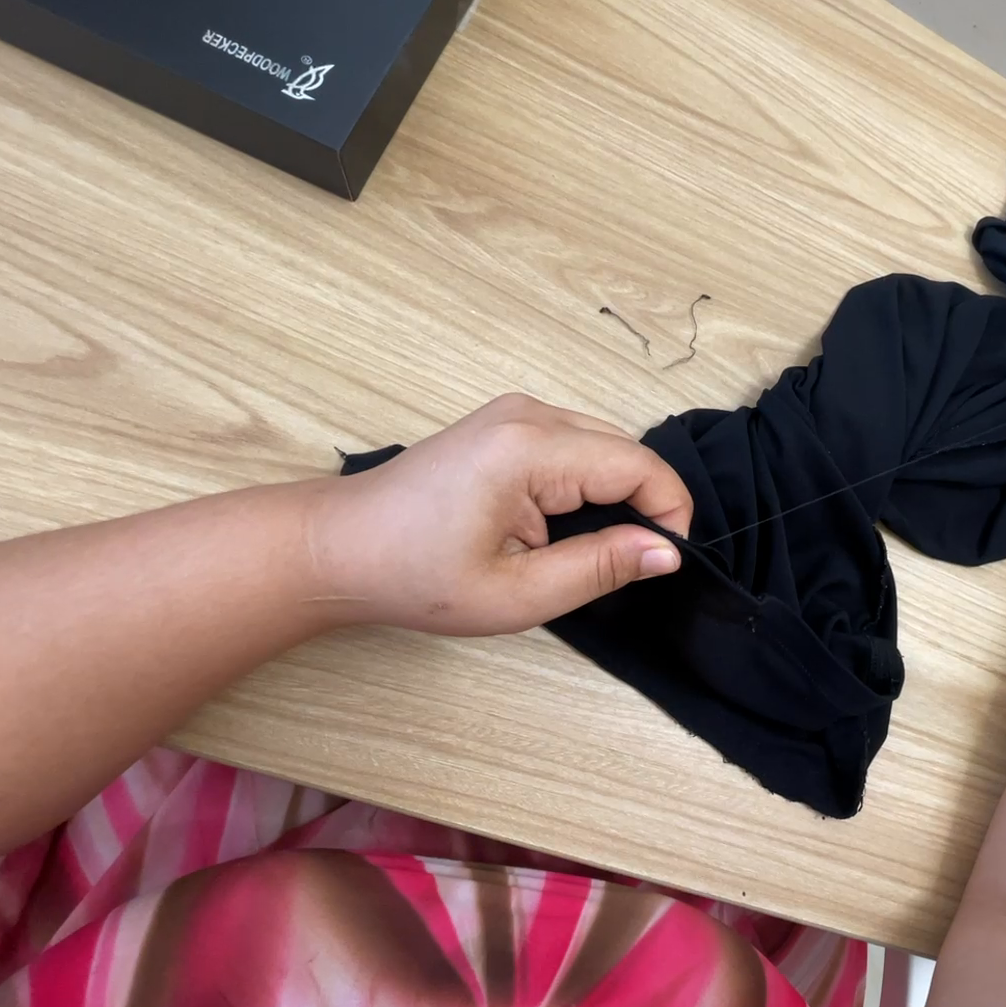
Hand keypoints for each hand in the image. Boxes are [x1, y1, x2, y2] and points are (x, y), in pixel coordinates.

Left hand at [306, 395, 693, 635]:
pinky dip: (590, 483)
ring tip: (592, 546)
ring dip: (617, 494)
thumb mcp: (517, 594)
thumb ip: (600, 568)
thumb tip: (667, 552)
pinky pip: (578, 444)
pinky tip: (564, 522)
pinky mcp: (508, 422)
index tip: (664, 560)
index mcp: (529, 449)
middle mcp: (529, 414)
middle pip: (626, 450)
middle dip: (645, 504)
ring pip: (605, 445)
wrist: (336, 546)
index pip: (638, 465)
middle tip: (629, 562)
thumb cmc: (415, 576)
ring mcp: (516, 411)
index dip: (669, 511)